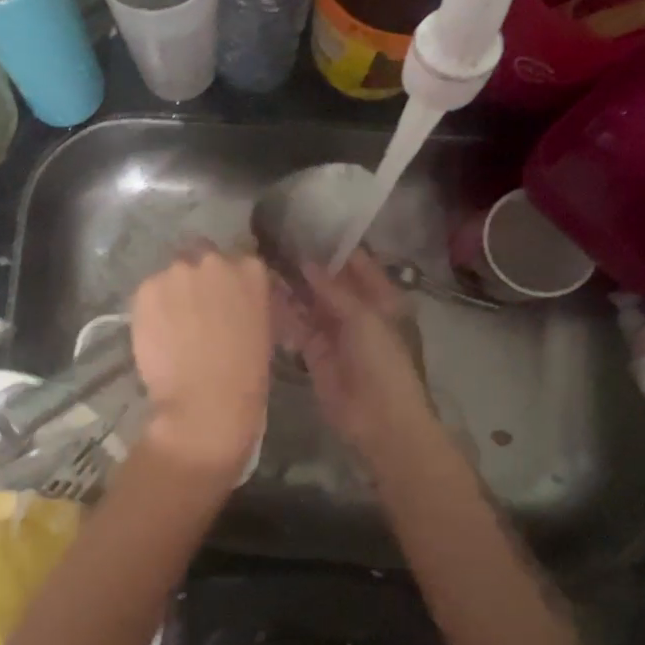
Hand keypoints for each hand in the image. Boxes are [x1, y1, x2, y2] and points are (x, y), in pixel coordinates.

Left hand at [129, 249, 271, 479]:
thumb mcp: (261, 328)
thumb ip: (246, 301)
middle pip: (200, 259)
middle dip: (196, 281)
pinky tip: (156, 335)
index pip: (236, 262)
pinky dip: (151, 309)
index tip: (221, 301)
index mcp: (251, 270)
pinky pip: (148, 293)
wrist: (206, 403)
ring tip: (171, 327)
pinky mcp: (146, 289)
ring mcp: (177, 272)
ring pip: (170, 276)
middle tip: (194, 312)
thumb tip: (232, 300)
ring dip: (172, 294)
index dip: (225, 283)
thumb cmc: (246, 376)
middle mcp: (214, 261)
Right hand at [276, 250, 437, 458]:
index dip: (334, 246)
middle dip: (306, 265)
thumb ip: (333, 289)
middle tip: (274, 239)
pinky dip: (282, 312)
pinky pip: (297, 326)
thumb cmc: (383, 362)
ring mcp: (335, 332)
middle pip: (330, 282)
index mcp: (382, 298)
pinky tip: (262, 293)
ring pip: (310, 303)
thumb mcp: (363, 317)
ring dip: (290, 286)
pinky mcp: (315, 352)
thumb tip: (305, 262)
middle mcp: (358, 311)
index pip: (357, 263)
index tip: (304, 224)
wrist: (380, 421)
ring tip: (261, 261)